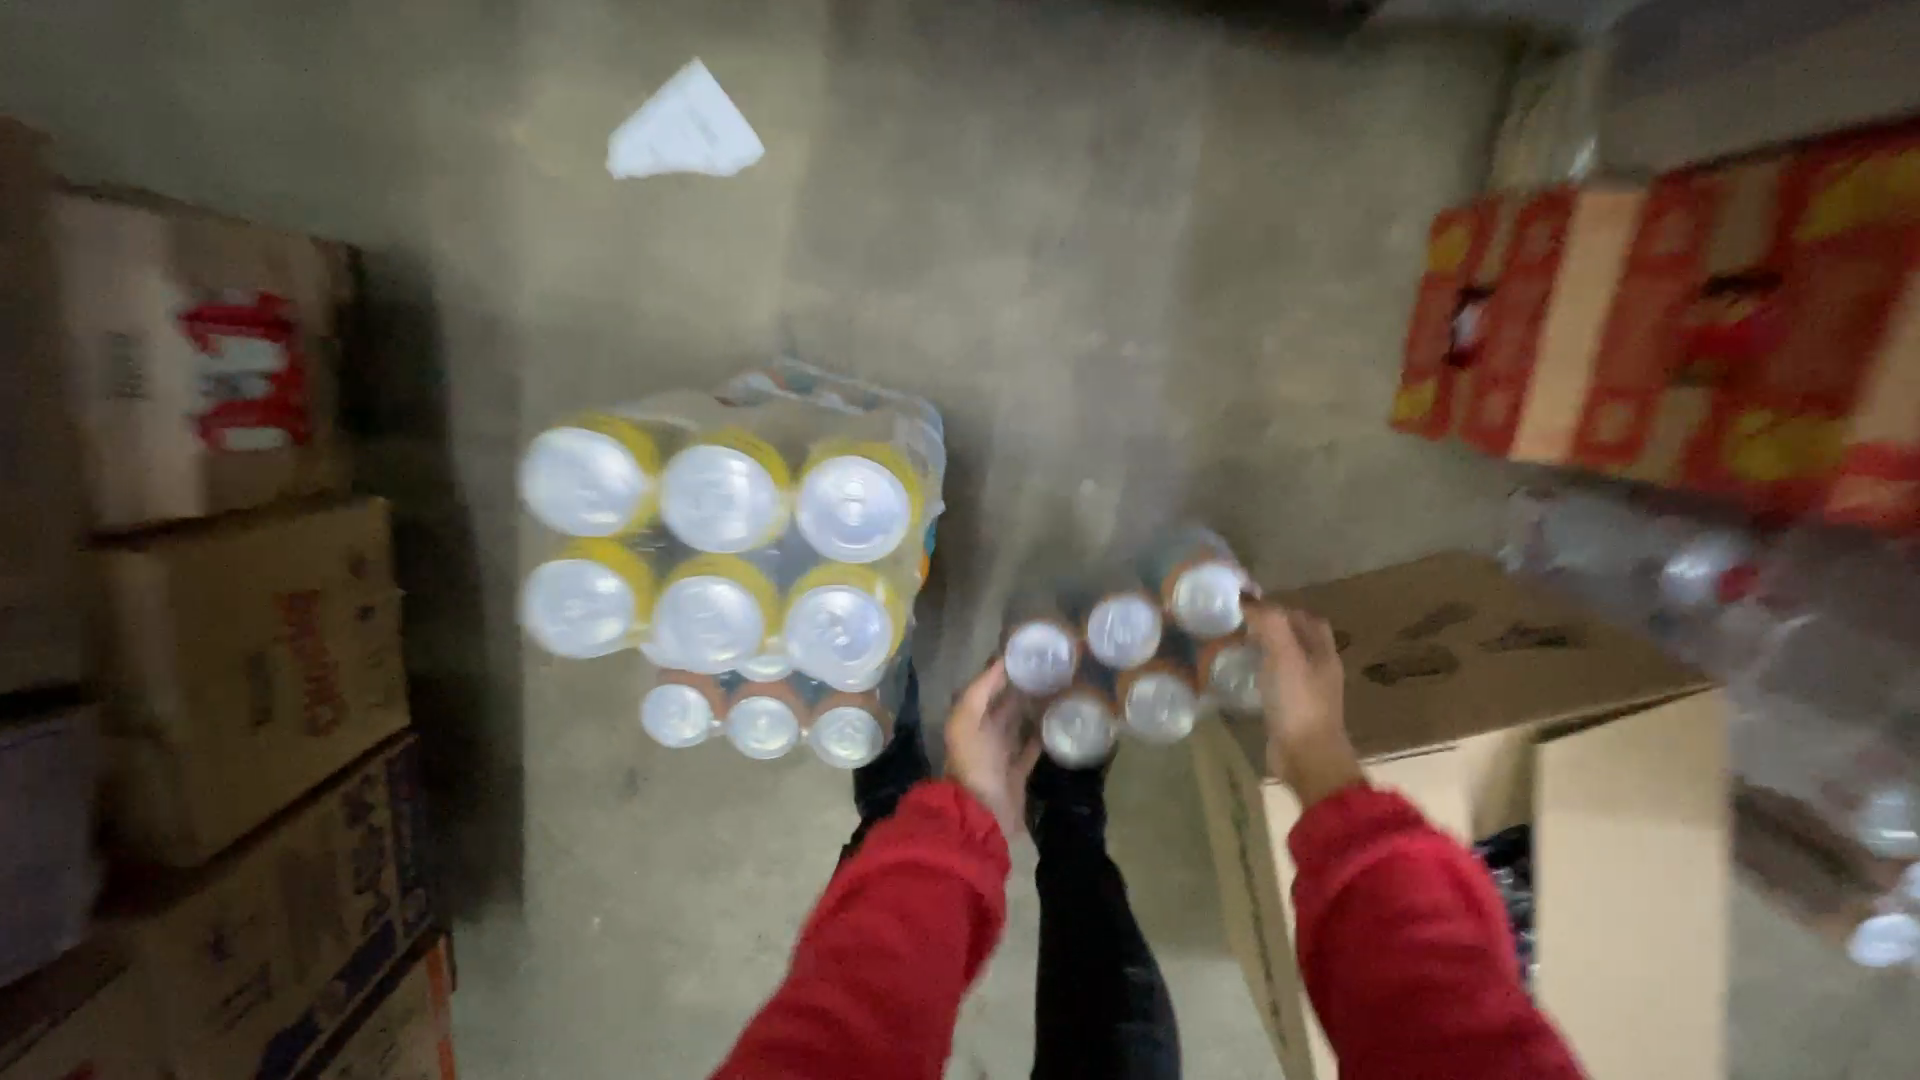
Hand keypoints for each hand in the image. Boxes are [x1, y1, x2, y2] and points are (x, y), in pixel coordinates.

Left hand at [944, 659, 1042, 839]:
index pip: (987, 688)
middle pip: (1005, 705)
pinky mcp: (1018, 773)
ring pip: (1019, 725)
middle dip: (1022, 688)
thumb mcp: (965, 719)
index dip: (1002, 671)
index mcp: (970, 720)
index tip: (1027, 653)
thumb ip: (980, 690)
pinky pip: (1031, 750)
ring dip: (1034, 710)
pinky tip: (1057, 722)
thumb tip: (1000, 661)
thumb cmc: (973, 762)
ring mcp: (1002, 754)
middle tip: (1050, 669)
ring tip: (1058, 690)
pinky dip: (1042, 737)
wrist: (982, 813)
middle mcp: (985, 734)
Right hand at [1246, 602, 1362, 808]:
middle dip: (1272, 628)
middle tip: (1240, 625)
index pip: (1307, 620)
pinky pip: (1276, 683)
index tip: (1252, 607)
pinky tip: (1240, 677)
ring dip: (1265, 651)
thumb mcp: (1283, 655)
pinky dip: (1260, 674)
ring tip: (1235, 647)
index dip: (1283, 609)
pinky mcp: (1291, 712)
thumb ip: (1269, 623)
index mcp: (1323, 653)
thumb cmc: (1298, 702)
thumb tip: (1247, 597)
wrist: (1306, 758)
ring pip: (1286, 661)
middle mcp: (1319, 669)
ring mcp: (1306, 693)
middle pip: (1298, 639)